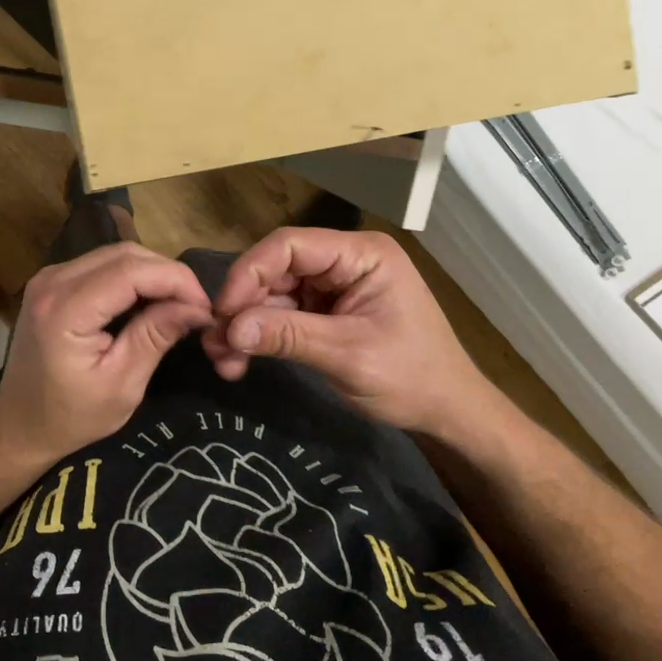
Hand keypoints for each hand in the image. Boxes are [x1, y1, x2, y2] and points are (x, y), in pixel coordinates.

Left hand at [0, 243, 212, 462]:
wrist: (19, 423)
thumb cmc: (70, 416)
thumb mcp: (121, 385)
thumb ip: (155, 337)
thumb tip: (197, 307)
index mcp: (65, 310)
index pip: (131, 270)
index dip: (175, 280)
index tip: (205, 308)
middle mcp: (52, 281)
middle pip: (124, 254)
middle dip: (167, 275)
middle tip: (196, 308)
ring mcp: (48, 277)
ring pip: (113, 254)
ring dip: (150, 274)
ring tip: (178, 305)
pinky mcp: (51, 282)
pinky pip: (99, 265)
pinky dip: (130, 277)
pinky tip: (148, 302)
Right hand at [201, 228, 504, 435]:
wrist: (448, 413)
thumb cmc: (412, 379)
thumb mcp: (348, 357)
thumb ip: (288, 336)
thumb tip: (229, 329)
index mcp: (362, 255)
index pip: (289, 246)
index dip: (249, 273)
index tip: (223, 312)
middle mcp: (344, 261)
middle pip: (275, 269)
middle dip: (242, 306)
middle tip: (214, 343)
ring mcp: (333, 285)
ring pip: (271, 294)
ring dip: (244, 325)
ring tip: (222, 360)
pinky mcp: (324, 309)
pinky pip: (280, 314)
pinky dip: (259, 336)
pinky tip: (239, 360)